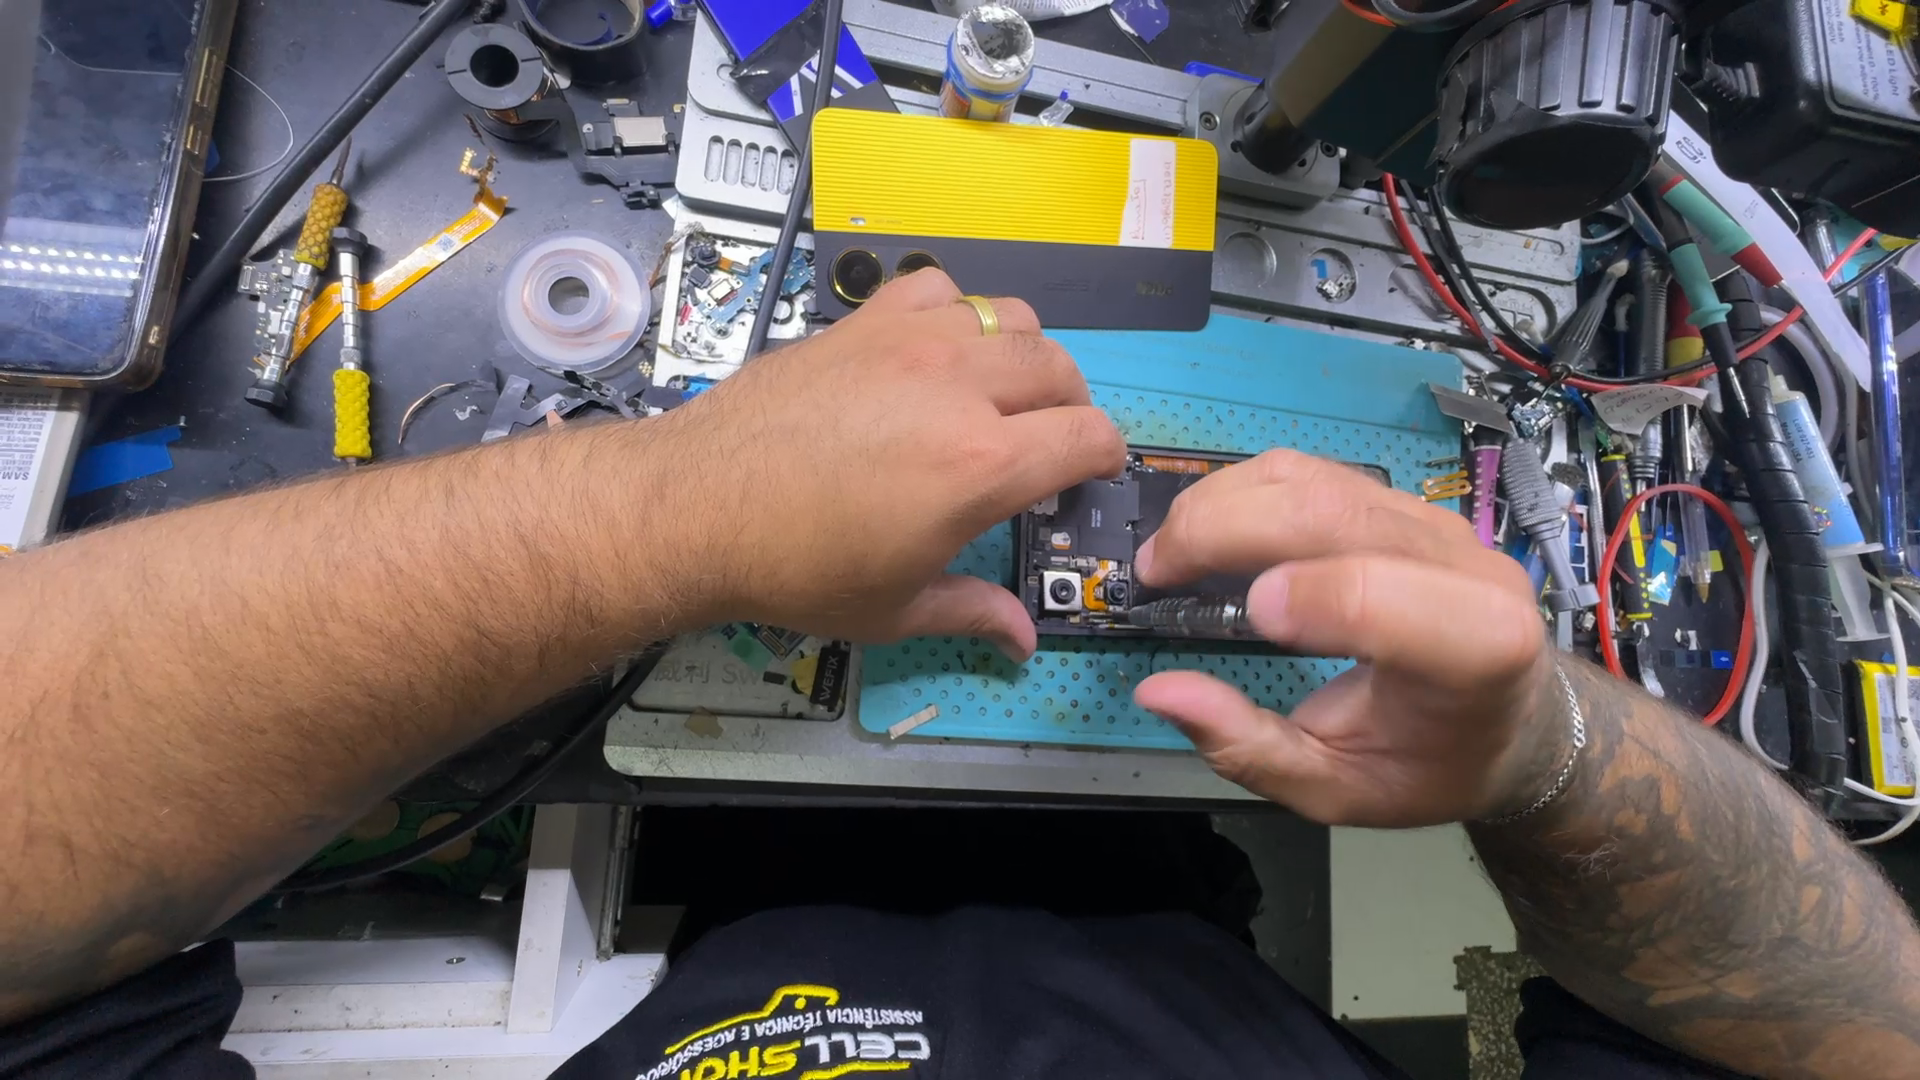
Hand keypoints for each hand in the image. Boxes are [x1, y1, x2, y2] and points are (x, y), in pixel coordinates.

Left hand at [663, 269, 1124, 658]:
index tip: (1091, 473)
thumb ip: (974, 614)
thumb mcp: (896, 608)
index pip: (1089, 436)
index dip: (1105, 456)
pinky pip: (940, 288)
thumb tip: (1024, 643)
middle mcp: (961, 387)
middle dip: (1071, 406)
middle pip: (1059, 369)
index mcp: (982, 464)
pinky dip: (957, 313)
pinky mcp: (866, 322)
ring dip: (1023, 355)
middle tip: (1048, 439)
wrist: (699, 507)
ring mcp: (912, 342)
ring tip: (999, 390)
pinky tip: (935, 350)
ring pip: (1010, 317)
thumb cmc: (799, 568)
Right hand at [1130, 449, 1560, 825]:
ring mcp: (1423, 520)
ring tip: (1171, 547)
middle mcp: (1457, 564)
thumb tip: (1157, 691)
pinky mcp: (1392, 501)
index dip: (1311, 597)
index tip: (1245, 617)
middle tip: (1153, 570)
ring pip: (1307, 479)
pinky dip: (1240, 489)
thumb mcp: (1335, 788)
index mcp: (1472, 650)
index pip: (1385, 599)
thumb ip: (1246, 748)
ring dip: (1219, 501)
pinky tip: (1211, 527)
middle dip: (1220, 530)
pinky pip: (1306, 472)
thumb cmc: (1428, 761)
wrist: (1513, 713)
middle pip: (1326, 514)